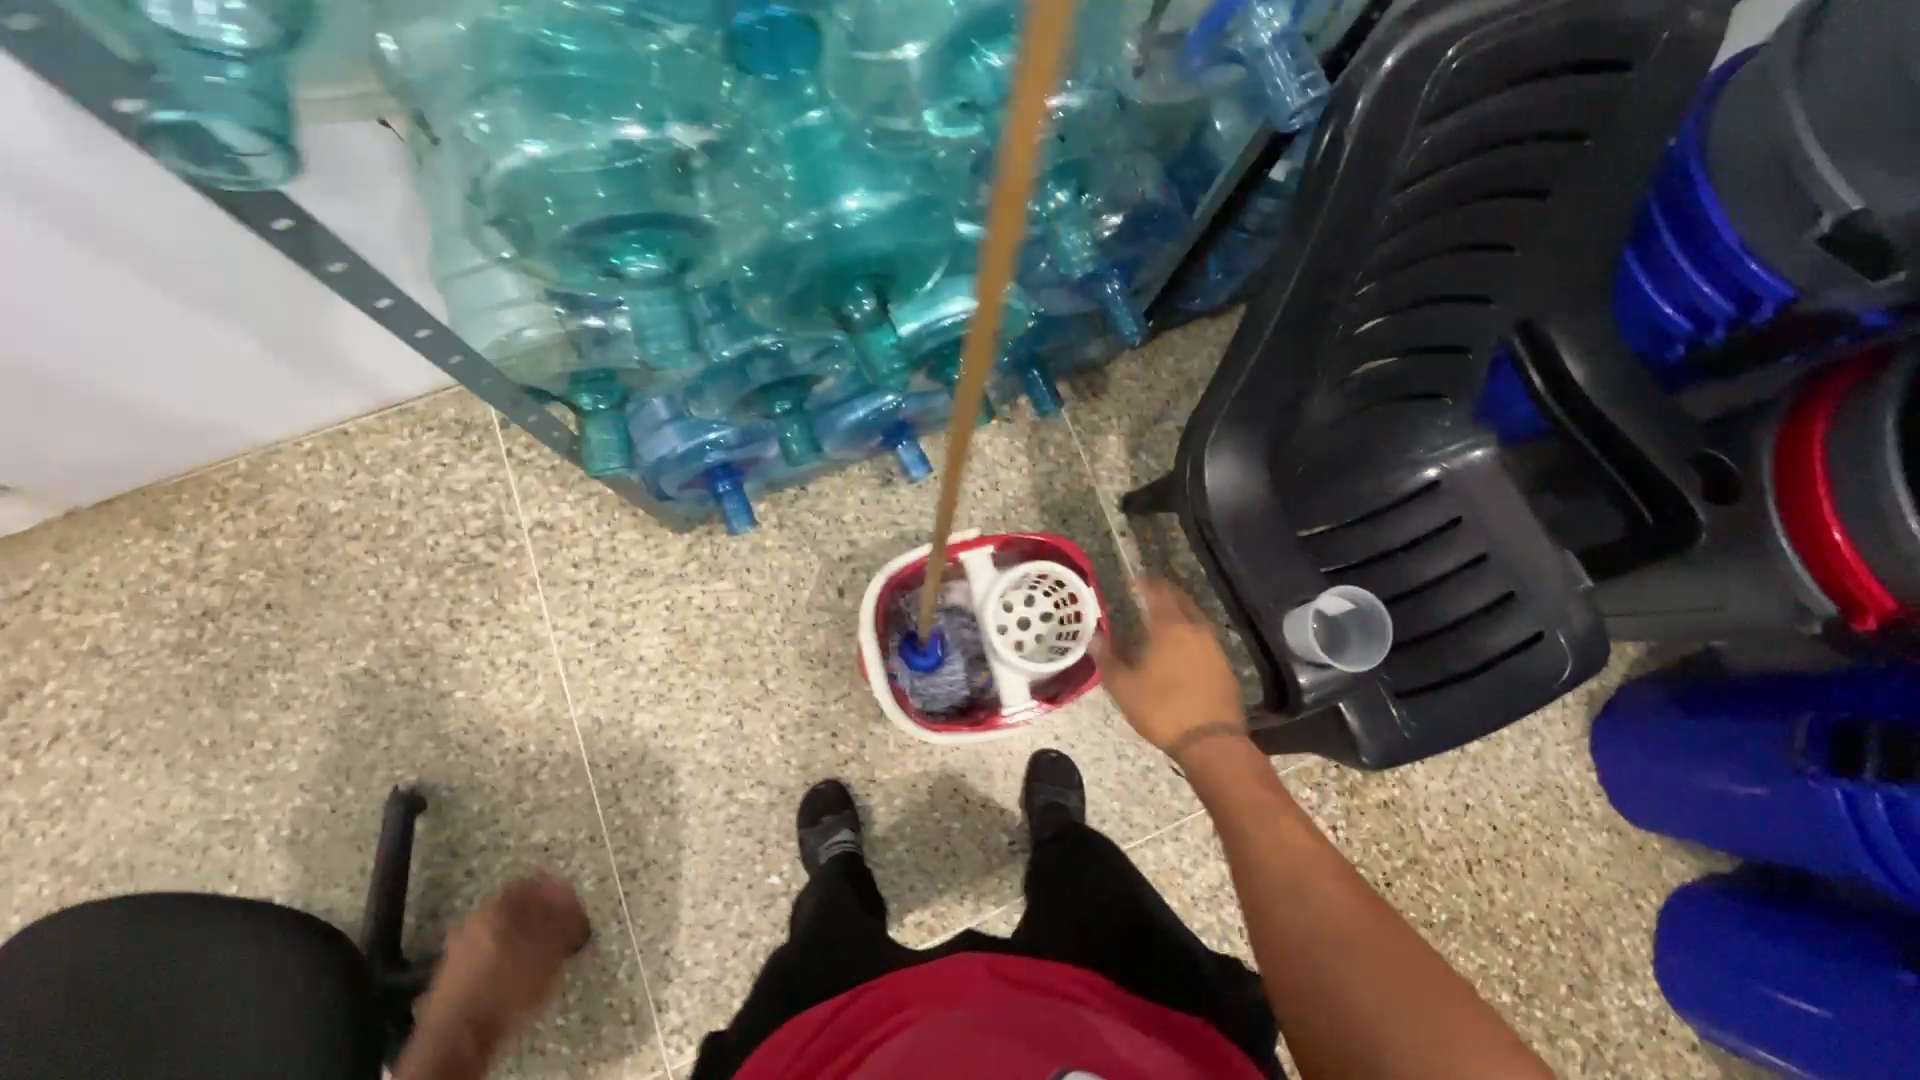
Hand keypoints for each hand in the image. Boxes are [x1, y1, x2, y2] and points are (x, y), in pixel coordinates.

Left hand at [398, 875, 590, 1079]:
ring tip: (545, 955)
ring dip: (524, 936)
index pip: (533, 884)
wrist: (457, 1036)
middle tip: (563, 929)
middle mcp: (475, 921)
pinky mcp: (452, 973)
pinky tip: (519, 973)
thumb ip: (564, 926)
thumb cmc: (508, 987)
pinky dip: (508, 954)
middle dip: (542, 915)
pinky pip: (488, 951)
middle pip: (515, 907)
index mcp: (497, 910)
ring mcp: (458, 947)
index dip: (558, 891)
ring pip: (500, 930)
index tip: (575, 906)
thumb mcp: (549, 954)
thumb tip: (573, 911)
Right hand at [1092, 578, 1247, 761]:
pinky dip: (1191, 636)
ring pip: (1196, 620)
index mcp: (1170, 628)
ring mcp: (1215, 648)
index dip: (1147, 583)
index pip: (1159, 593)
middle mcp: (1196, 630)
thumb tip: (1093, 637)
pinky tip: (1182, 650)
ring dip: (1180, 614)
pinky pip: (1205, 640)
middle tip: (1149, 594)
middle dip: (1165, 594)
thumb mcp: (1124, 687)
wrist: (1211, 742)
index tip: (1135, 579)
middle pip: (1182, 601)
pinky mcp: (1225, 667)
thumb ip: (1107, 658)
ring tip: (1163, 621)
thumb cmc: (1162, 709)